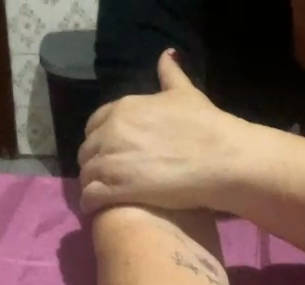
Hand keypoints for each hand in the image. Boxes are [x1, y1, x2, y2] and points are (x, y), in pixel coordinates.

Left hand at [80, 49, 254, 214]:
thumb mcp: (185, 93)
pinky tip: (98, 209)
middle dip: (94, 163)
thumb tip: (167, 55)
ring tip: (104, 195)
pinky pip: (89, 197)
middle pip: (87, 151)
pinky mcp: (115, 189)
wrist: (217, 159)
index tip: (109, 151)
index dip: (99, 139)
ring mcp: (111, 162)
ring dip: (92, 185)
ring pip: (86, 176)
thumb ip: (170, 74)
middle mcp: (111, 132)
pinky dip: (90, 204)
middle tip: (107, 177)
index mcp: (123, 108)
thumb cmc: (205, 126)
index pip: (94, 124)